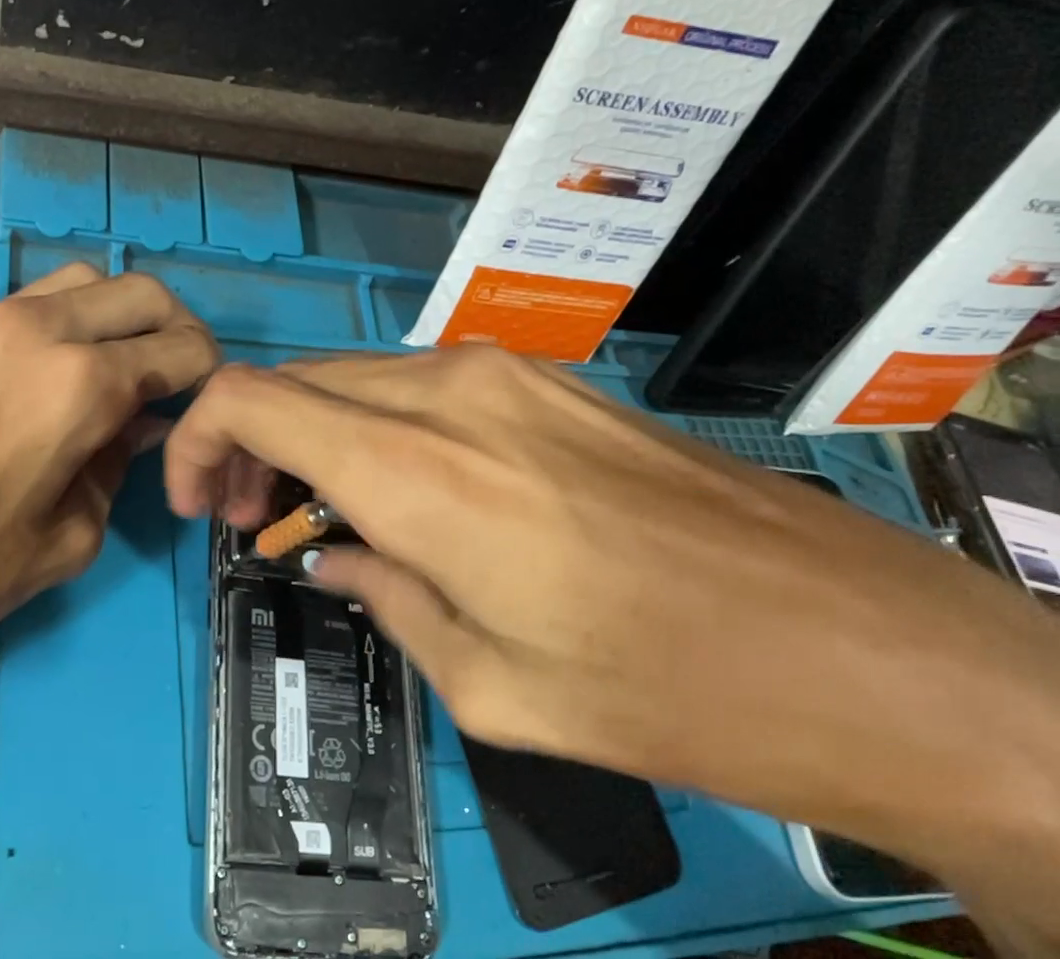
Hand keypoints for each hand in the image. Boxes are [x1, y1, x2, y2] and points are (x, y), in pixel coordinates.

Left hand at [0, 264, 217, 682]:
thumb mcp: (68, 538)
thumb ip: (116, 469)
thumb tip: (137, 426)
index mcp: (81, 382)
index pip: (180, 346)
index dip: (206, 374)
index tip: (205, 407)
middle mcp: (39, 330)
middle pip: (138, 291)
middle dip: (173, 330)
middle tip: (175, 386)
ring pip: (83, 284)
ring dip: (119, 317)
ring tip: (123, 376)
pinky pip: (35, 305)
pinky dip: (71, 324)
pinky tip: (65, 380)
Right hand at [165, 347, 1059, 886]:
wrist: (874, 653)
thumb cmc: (665, 693)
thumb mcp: (489, 683)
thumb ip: (382, 595)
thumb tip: (327, 552)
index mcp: (419, 473)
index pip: (250, 400)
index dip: (195, 440)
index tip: (197, 509)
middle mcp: (452, 394)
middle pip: (296, 380)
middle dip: (246, 442)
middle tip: (251, 521)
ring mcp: (509, 376)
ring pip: (356, 378)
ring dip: (312, 433)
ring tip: (321, 511)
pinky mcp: (553, 385)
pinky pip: (423, 386)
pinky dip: (377, 426)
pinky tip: (404, 491)